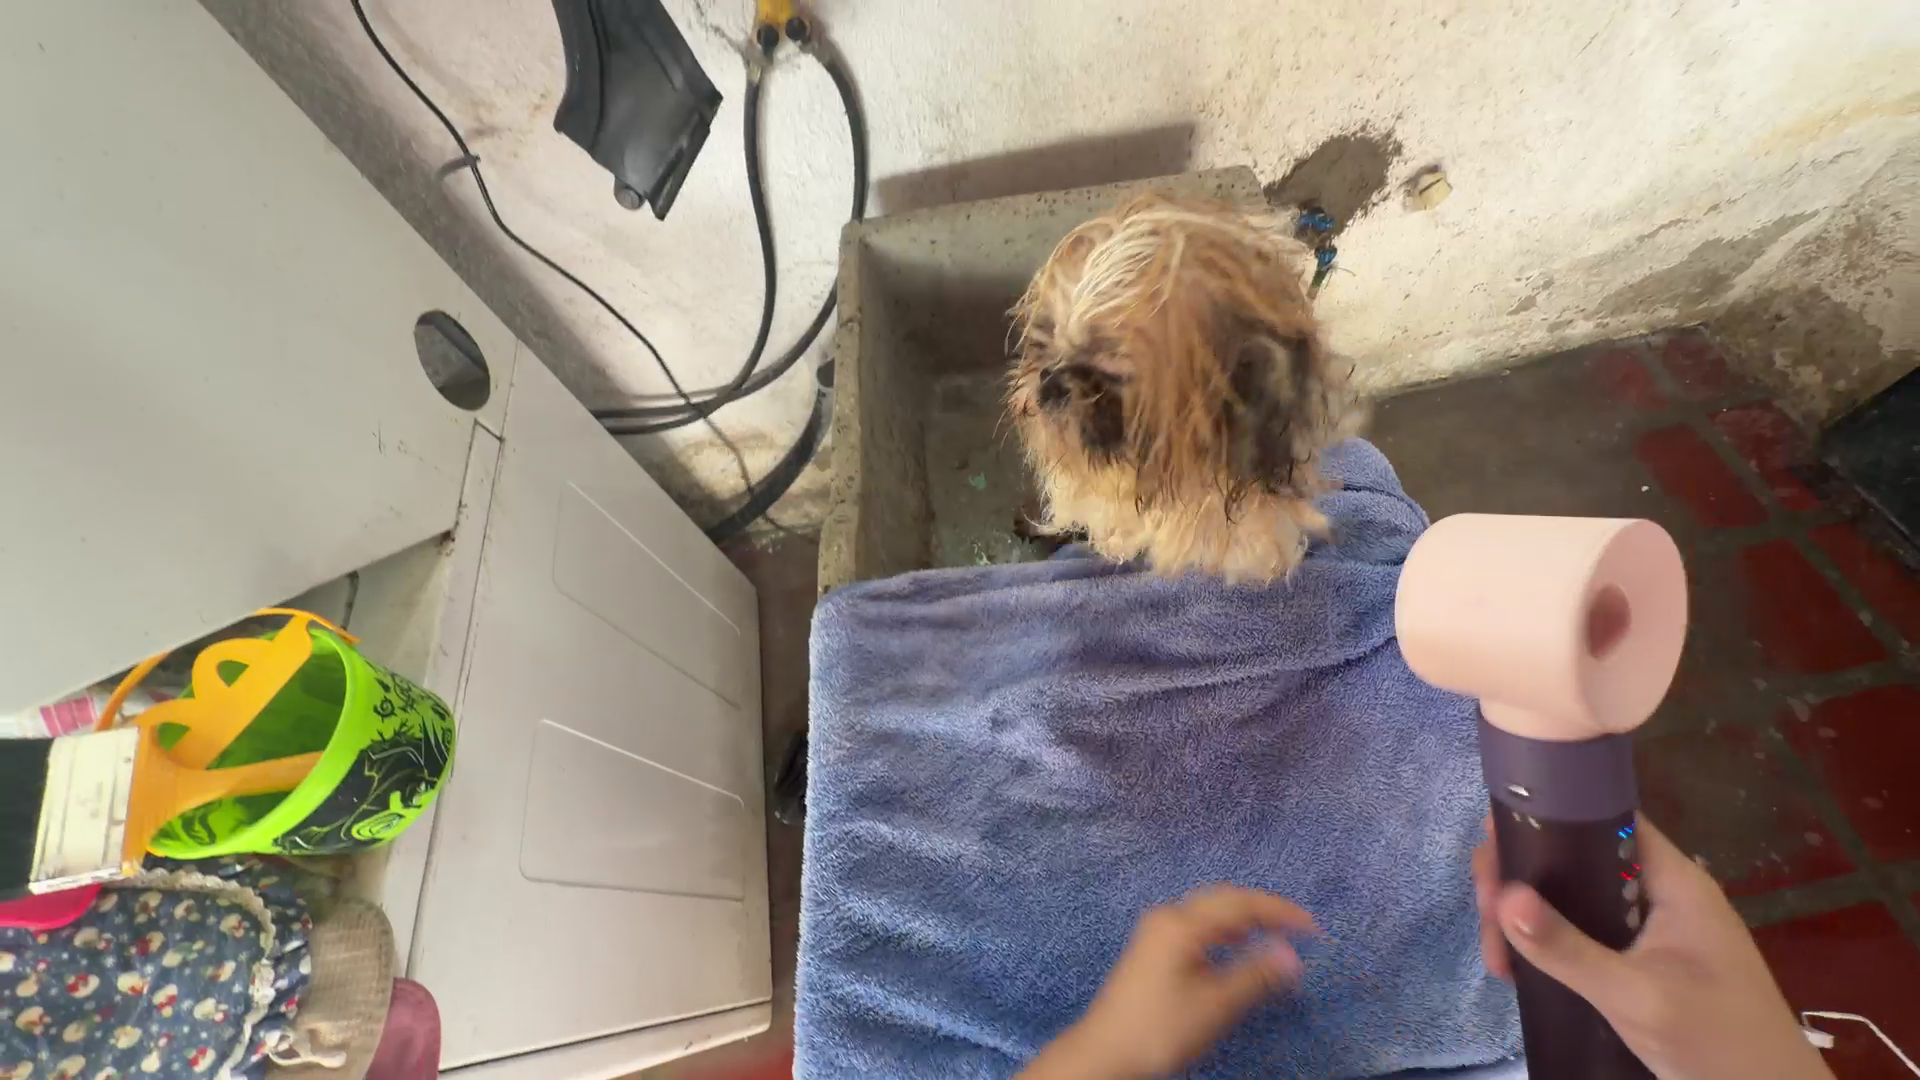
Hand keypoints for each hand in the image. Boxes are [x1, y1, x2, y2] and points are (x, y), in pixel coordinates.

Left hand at [1017, 885, 1315, 1079]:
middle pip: (1221, 898)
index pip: (1237, 903)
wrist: (1107, 1050)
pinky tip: (1235, 943)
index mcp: (1180, 923)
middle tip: (1298, 924)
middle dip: (1260, 907)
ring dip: (1242, 915)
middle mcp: (1167, 916)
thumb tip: (1292, 954)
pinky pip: (1197, 923)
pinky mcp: (1154, 946)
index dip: (1277, 910)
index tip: (1312, 925)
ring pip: (1208, 909)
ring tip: (1275, 931)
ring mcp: (1157, 929)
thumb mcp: (1214, 1006)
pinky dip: (1223, 928)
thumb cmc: (1160, 1028)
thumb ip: (1254, 976)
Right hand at [1473, 816, 1833, 1079]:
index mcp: (1670, 880)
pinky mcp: (1631, 955)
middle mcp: (1654, 890)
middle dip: (1515, 877)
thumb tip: (1501, 897)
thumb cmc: (1722, 1047)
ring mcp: (1643, 924)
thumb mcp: (1639, 998)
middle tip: (1485, 910)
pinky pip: (1569, 927)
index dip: (1540, 816)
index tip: (1493, 842)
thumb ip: (1569, 948)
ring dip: (1518, 915)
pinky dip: (1536, 940)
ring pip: (1560, 894)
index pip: (1597, 816)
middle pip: (1565, 855)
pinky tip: (1516, 966)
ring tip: (1496, 955)